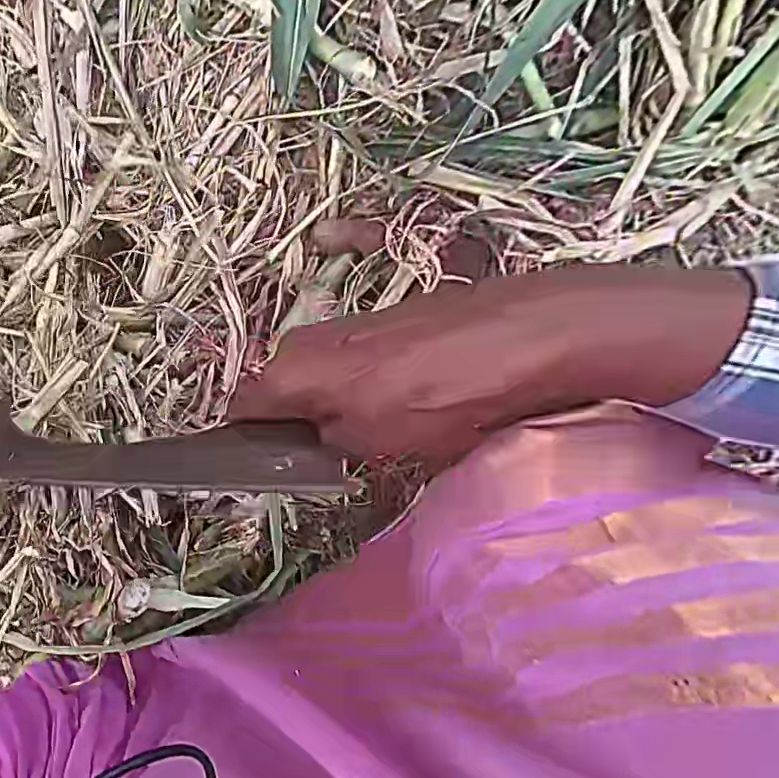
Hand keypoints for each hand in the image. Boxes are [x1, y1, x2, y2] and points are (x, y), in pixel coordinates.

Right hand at [229, 264, 752, 465]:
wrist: (537, 332)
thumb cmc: (445, 398)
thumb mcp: (373, 443)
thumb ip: (321, 442)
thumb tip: (306, 438)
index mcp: (290, 372)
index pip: (241, 409)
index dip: (249, 438)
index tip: (271, 460)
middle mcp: (305, 341)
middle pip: (276, 389)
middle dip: (290, 418)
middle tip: (323, 449)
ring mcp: (344, 325)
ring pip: (313, 372)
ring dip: (325, 400)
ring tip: (368, 426)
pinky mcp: (383, 316)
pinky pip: (346, 357)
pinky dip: (355, 380)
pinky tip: (398, 396)